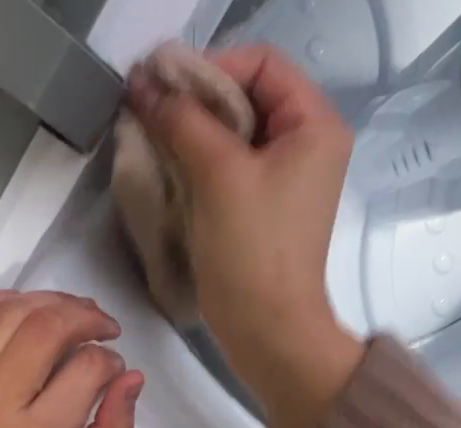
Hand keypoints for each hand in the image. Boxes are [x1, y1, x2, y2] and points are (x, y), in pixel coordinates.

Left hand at [0, 291, 143, 427]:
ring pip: (11, 313)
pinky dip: (0, 299)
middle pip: (48, 327)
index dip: (111, 361)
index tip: (114, 370)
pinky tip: (26, 307)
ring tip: (73, 313)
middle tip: (104, 327)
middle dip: (87, 317)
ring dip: (51, 302)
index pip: (86, 368)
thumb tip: (132, 376)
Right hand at [131, 45, 365, 427]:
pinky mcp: (266, 207)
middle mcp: (309, 143)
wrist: (269, 331)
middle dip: (196, 99)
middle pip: (247, 94)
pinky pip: (232, 165)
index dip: (210, 67)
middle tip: (149, 111)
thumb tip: (144, 84)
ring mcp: (288, 178)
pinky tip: (169, 166)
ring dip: (193, 130)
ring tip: (153, 138)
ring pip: (235, 131)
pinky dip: (200, 160)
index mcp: (315, 124)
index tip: (164, 90)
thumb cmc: (253, 251)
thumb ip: (182, 119)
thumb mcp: (218, 174)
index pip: (261, 63)